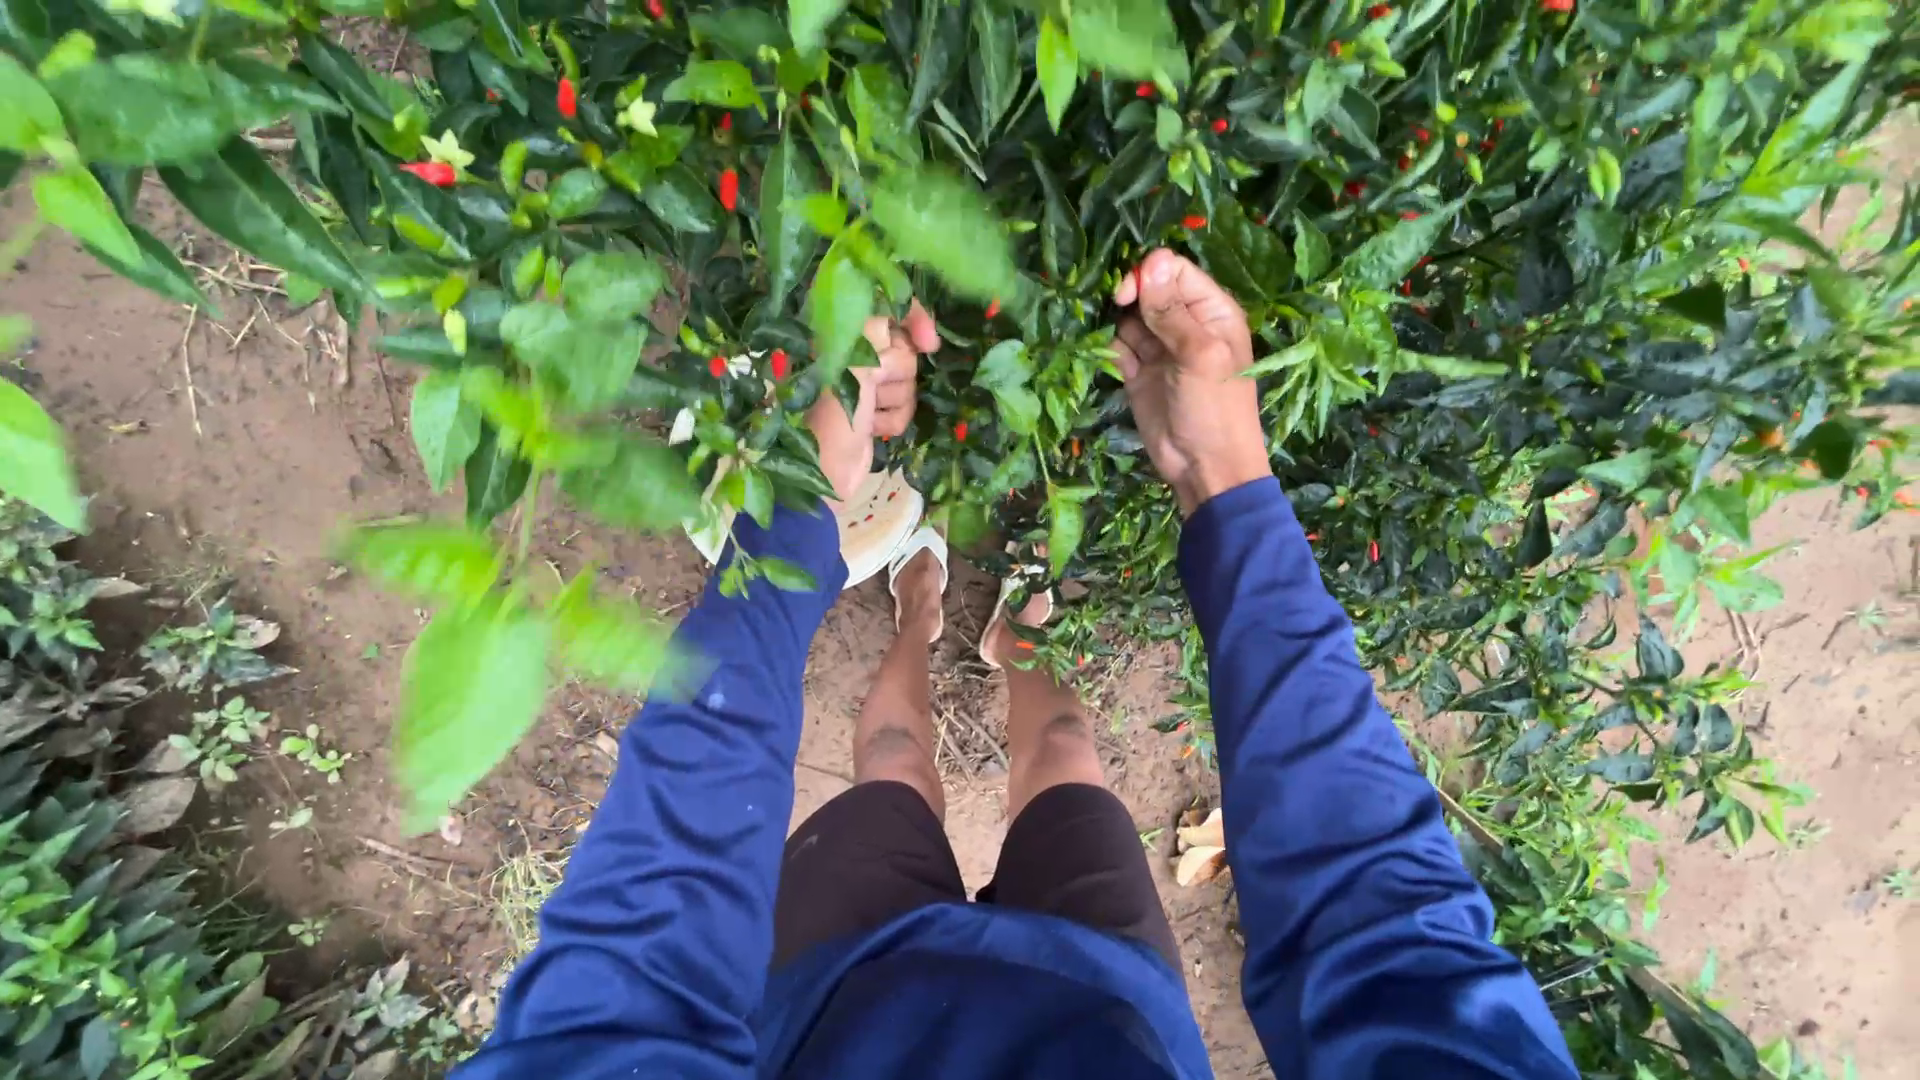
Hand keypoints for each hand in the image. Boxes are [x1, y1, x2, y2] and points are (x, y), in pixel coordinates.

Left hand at [807, 299, 939, 505]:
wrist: (824, 471)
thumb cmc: (832, 414)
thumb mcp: (854, 362)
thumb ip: (879, 331)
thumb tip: (910, 325)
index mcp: (840, 331)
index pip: (887, 305)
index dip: (914, 317)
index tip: (930, 342)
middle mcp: (852, 352)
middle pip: (905, 348)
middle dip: (897, 372)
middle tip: (873, 387)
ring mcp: (863, 384)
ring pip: (907, 379)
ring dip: (894, 400)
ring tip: (867, 415)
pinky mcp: (874, 412)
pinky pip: (904, 406)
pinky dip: (892, 420)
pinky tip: (872, 431)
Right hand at [1112, 249, 1271, 516]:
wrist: (1204, 466)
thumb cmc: (1214, 407)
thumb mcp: (1199, 354)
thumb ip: (1171, 311)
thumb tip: (1151, 260)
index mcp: (1211, 311)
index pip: (1175, 272)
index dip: (1151, 274)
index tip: (1130, 291)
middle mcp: (1184, 324)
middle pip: (1148, 290)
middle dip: (1129, 294)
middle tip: (1115, 305)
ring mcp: (1159, 349)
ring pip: (1129, 318)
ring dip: (1117, 324)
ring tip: (1114, 338)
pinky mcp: (1138, 373)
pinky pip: (1118, 348)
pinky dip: (1111, 351)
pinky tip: (1116, 364)